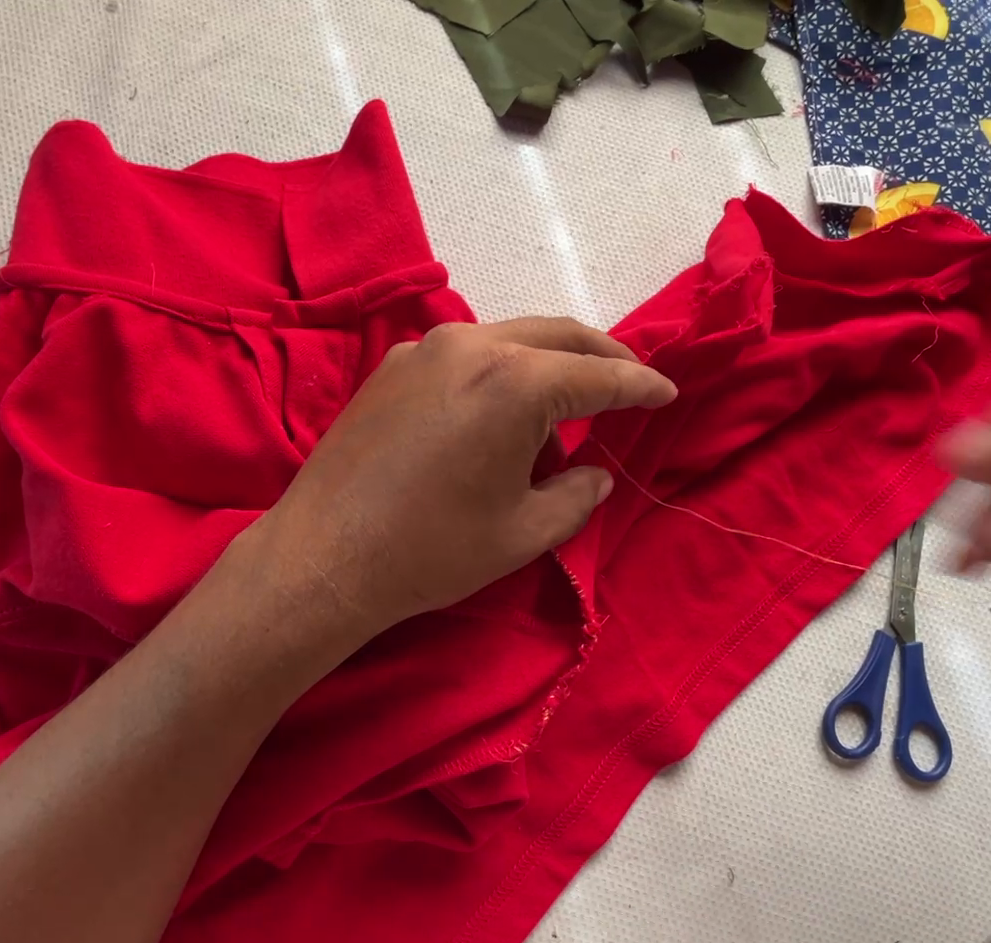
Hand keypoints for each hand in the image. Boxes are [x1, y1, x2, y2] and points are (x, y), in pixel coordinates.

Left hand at [238, 317, 675, 635]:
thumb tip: (596, 473)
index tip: (666, 392)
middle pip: (555, 336)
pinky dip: (496, 374)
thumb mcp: (522, 533)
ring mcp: (422, 350)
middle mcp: (470, 345)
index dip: (640, 386)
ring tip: (563, 411)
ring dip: (545, 366)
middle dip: (600, 358)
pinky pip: (463, 357)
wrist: (323, 557)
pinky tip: (497, 414)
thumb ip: (576, 497)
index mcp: (516, 382)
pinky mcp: (390, 367)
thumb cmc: (431, 551)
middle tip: (629, 383)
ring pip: (507, 341)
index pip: (598, 375)